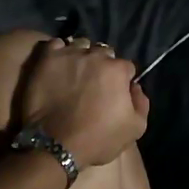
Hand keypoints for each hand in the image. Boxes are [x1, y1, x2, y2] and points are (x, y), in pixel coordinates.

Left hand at [19, 37, 148, 167]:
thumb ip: (141, 103)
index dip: (122, 79)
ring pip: (80, 45)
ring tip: (75, 71)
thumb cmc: (98, 139)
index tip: (114, 91)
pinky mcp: (47, 58)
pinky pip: (56, 44)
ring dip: (81, 55)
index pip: (126, 67)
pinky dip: (59, 51)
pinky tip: (58, 64)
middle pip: (103, 53)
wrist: (56, 144)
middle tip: (94, 82)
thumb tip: (135, 87)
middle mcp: (95, 56)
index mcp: (117, 70)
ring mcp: (70, 54)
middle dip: (102, 65)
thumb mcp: (135, 129)